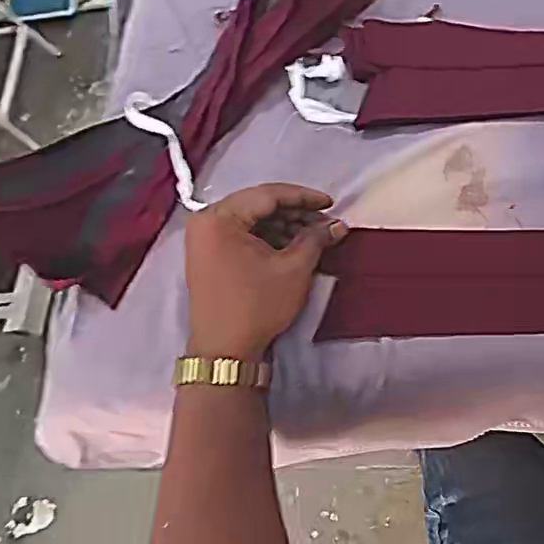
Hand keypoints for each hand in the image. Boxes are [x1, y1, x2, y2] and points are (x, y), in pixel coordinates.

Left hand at [184, 184, 345, 358]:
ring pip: (253, 221)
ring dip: (285, 226)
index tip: (331, 203)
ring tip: (316, 236)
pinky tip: (296, 246)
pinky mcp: (211, 256)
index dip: (304, 197)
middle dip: (296, 213)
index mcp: (219, 218)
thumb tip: (338, 226)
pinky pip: (245, 236)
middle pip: (259, 206)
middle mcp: (207, 222)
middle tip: (326, 222)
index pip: (267, 195)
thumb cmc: (257, 305)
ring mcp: (206, 239)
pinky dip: (271, 238)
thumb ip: (316, 240)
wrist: (226, 348)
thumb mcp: (294, 269)